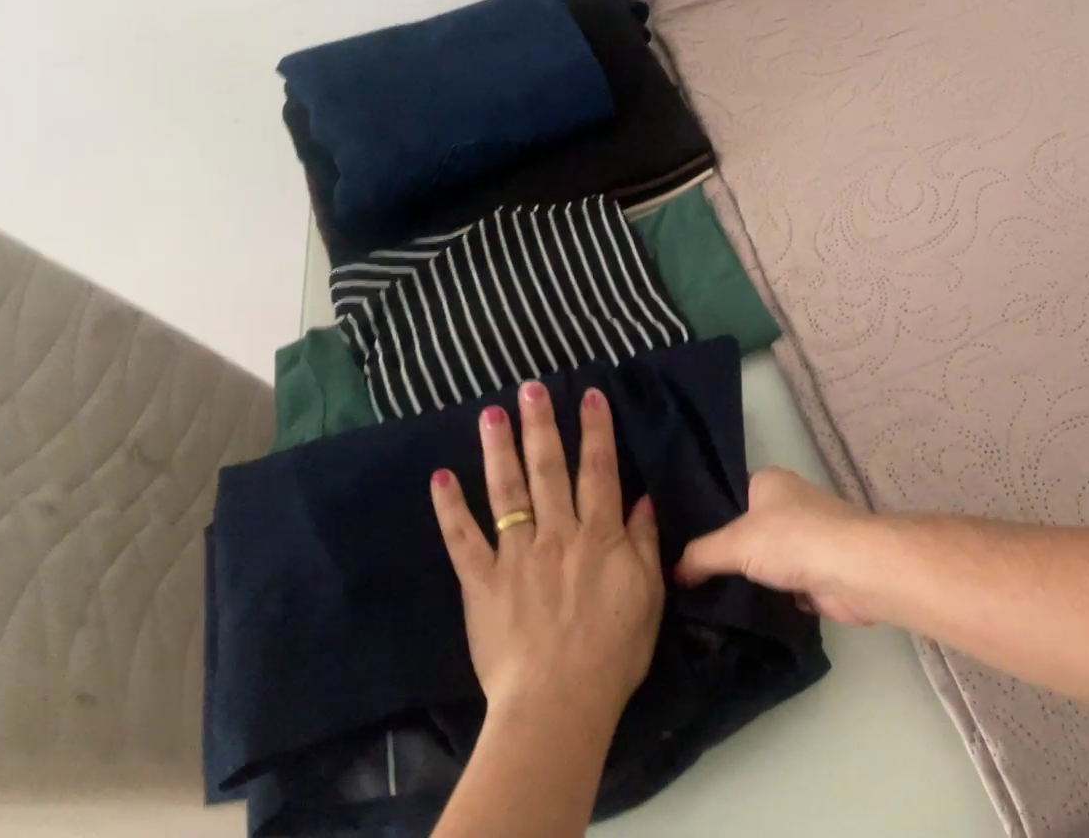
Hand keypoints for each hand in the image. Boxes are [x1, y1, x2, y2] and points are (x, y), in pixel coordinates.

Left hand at [429, 382, 663, 719]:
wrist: (560, 700)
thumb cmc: (614, 651)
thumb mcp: (648, 596)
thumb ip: (644, 544)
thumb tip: (643, 500)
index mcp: (599, 537)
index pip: (599, 471)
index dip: (595, 431)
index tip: (588, 395)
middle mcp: (557, 535)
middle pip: (549, 470)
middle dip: (541, 426)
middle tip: (530, 387)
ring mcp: (515, 556)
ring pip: (506, 493)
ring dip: (498, 451)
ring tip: (490, 413)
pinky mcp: (482, 583)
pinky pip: (462, 541)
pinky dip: (450, 509)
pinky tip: (440, 477)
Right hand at [674, 467, 876, 624]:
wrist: (853, 571)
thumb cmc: (793, 539)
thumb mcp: (734, 542)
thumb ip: (700, 555)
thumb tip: (674, 573)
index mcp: (769, 482)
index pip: (727, 494)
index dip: (702, 517)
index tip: (672, 543)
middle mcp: (789, 505)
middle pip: (744, 531)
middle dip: (720, 555)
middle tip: (680, 579)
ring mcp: (804, 540)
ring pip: (761, 562)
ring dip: (743, 581)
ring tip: (698, 601)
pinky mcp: (815, 574)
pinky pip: (779, 587)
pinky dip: (764, 600)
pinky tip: (734, 615)